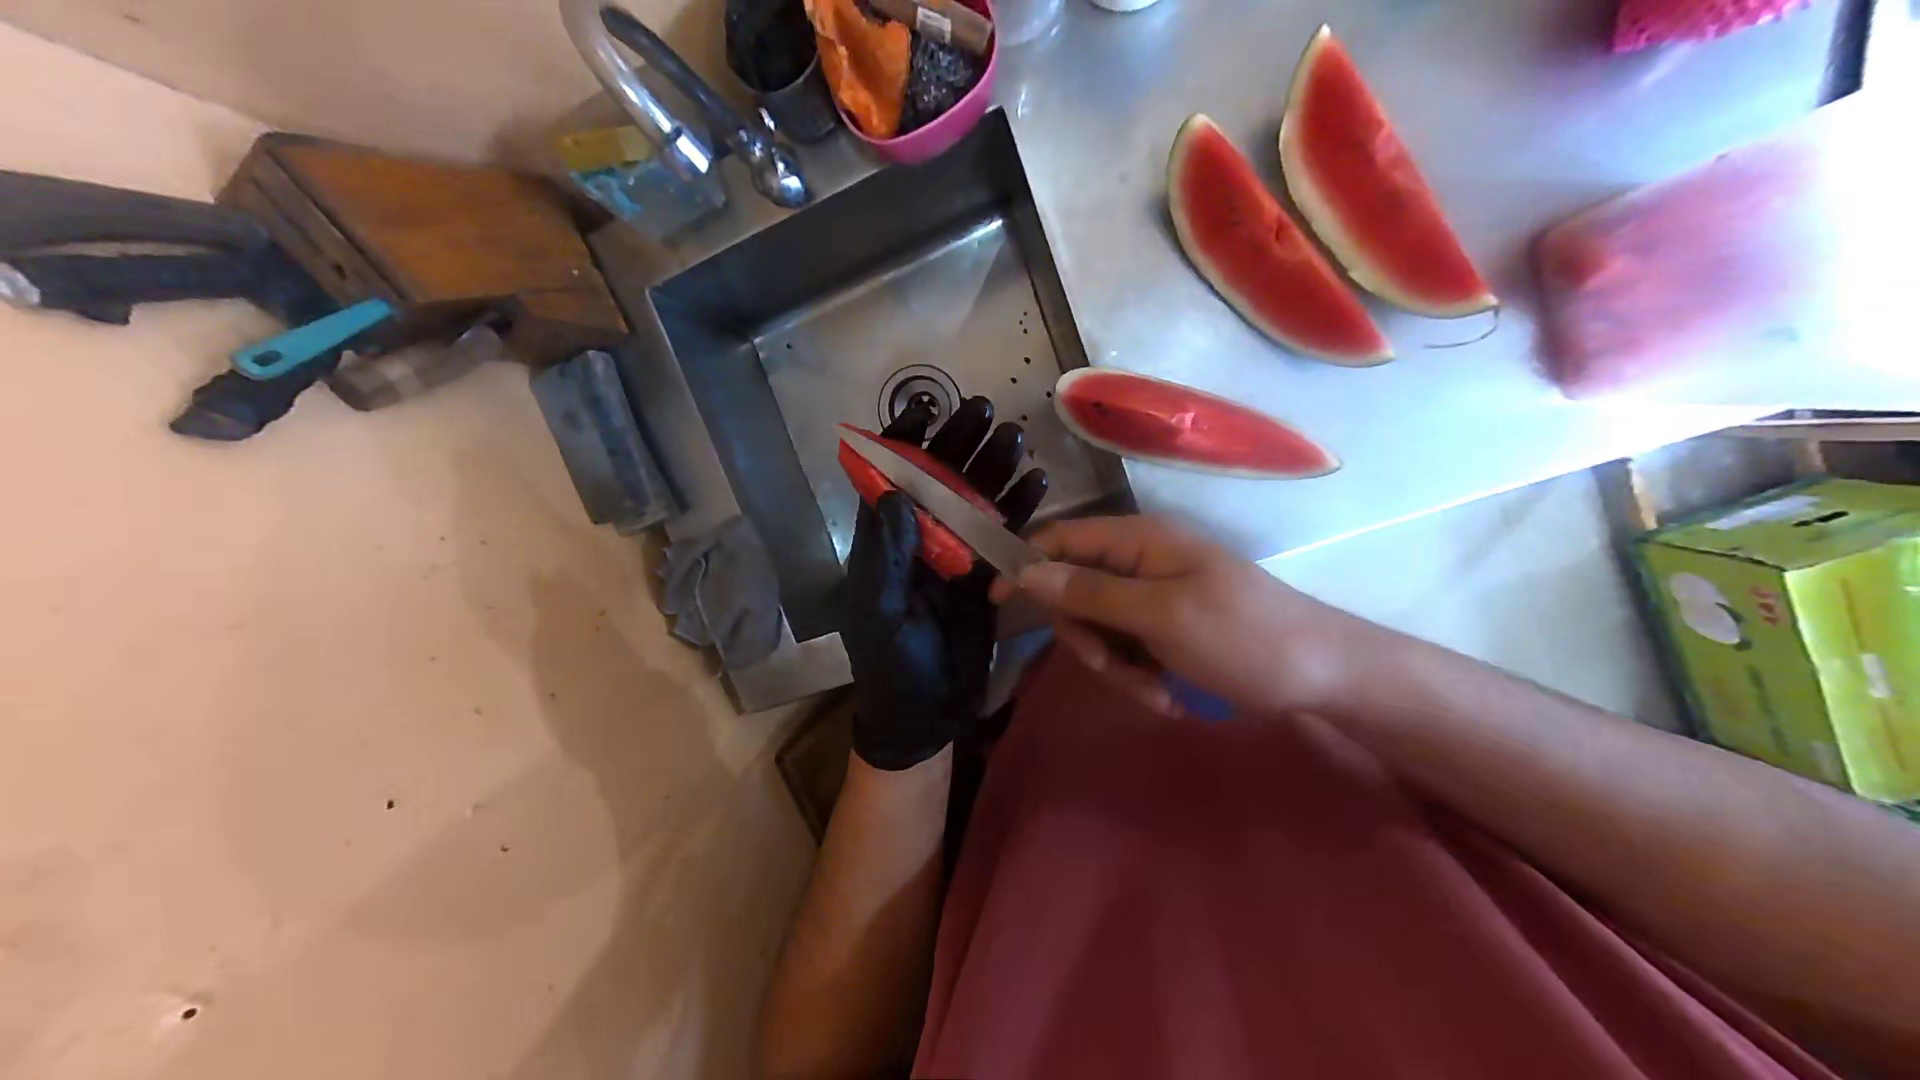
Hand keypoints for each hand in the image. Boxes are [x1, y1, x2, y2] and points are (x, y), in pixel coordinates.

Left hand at [842, 396, 1047, 769]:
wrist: (926, 710)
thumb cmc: (892, 661)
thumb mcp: (880, 609)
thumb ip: (887, 554)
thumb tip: (895, 492)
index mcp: (886, 541)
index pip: (893, 477)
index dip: (906, 439)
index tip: (926, 406)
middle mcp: (921, 538)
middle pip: (941, 478)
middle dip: (960, 442)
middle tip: (988, 411)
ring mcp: (956, 554)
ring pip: (977, 499)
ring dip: (995, 468)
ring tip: (1017, 437)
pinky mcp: (987, 574)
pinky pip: (1005, 534)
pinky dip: (1021, 508)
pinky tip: (1039, 483)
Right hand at [992, 516, 1373, 717]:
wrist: (1325, 677)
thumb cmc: (1245, 637)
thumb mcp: (1161, 615)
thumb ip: (1091, 593)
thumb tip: (1027, 572)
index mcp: (1140, 541)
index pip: (1061, 539)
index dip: (1025, 566)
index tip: (997, 604)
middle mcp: (1141, 563)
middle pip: (1074, 594)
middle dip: (1089, 639)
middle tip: (1115, 668)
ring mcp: (1154, 599)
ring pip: (1099, 630)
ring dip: (1118, 667)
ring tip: (1158, 691)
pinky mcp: (1167, 632)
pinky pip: (1128, 652)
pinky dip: (1141, 677)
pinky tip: (1171, 695)